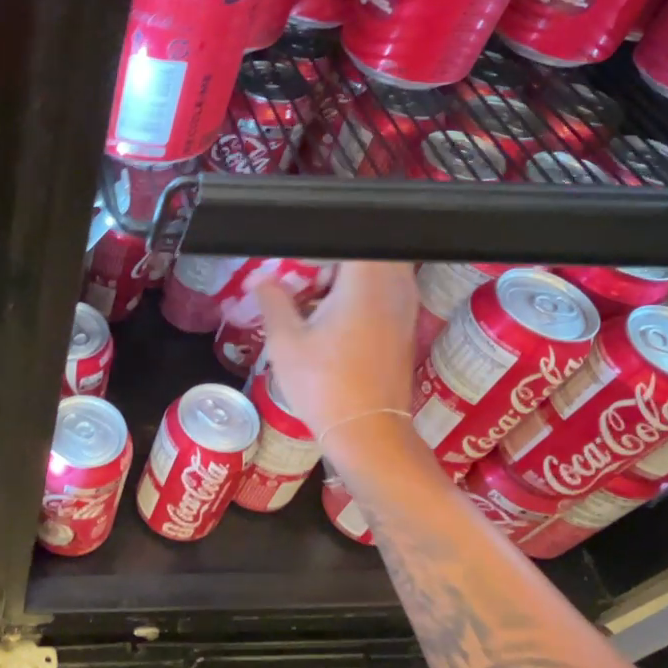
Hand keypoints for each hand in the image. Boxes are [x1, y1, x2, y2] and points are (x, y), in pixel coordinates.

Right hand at [255, 262, 425, 481]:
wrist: (367, 432)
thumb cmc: (323, 384)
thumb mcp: (285, 341)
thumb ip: (273, 301)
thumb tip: (262, 280)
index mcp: (366, 280)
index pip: (348, 236)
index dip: (316, 242)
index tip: (292, 258)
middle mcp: (395, 285)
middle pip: (364, 249)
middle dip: (331, 257)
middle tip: (301, 278)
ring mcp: (406, 305)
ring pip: (375, 269)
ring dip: (344, 276)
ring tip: (312, 299)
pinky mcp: (405, 325)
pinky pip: (383, 290)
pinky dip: (357, 294)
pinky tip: (330, 320)